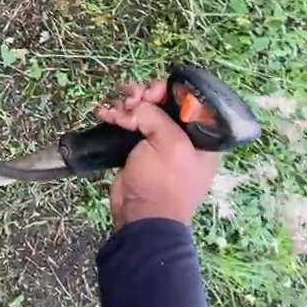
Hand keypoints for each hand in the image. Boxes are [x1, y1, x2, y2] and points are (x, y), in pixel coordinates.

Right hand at [95, 81, 222, 228]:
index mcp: (203, 138)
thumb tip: (135, 106)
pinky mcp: (137, 148)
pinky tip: (103, 113)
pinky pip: (127, 122)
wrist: (142, 213)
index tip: (150, 93)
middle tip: (129, 100)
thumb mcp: (169, 144)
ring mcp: (159, 143)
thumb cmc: (164, 181)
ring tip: (113, 110)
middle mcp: (183, 138)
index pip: (189, 102)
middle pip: (162, 103)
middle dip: (142, 97)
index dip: (168, 92)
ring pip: (142, 110)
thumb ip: (155, 116)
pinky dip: (115, 115)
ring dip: (125, 105)